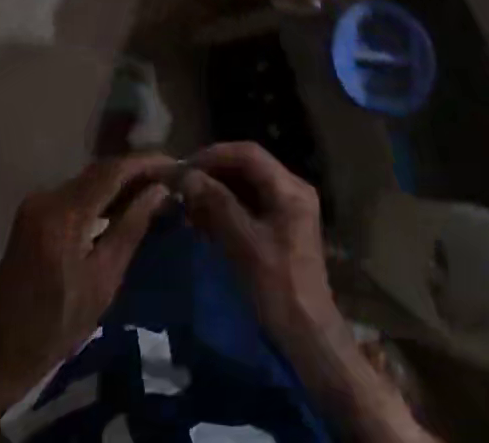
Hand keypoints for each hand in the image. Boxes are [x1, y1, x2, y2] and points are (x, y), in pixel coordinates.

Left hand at [0, 153, 175, 427]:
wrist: (4, 342)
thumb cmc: (59, 321)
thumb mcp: (104, 279)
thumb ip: (131, 228)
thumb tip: (160, 191)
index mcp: (63, 215)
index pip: (110, 172)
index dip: (144, 163)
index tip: (174, 164)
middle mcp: (48, 197)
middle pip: (99, 171)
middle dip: (135, 170)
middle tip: (170, 178)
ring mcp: (38, 202)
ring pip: (88, 180)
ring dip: (120, 182)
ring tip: (155, 190)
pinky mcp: (35, 210)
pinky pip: (76, 192)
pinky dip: (102, 194)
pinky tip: (124, 205)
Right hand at [183, 143, 436, 442]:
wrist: (307, 335)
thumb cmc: (278, 287)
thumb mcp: (244, 244)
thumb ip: (216, 205)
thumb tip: (186, 175)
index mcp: (290, 189)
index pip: (248, 154)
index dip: (213, 156)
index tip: (183, 168)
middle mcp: (292, 191)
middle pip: (246, 167)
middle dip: (212, 173)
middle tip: (181, 184)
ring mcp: (287, 209)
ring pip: (245, 186)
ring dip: (215, 190)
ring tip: (186, 201)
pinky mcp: (280, 228)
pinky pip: (248, 205)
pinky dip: (224, 207)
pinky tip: (201, 219)